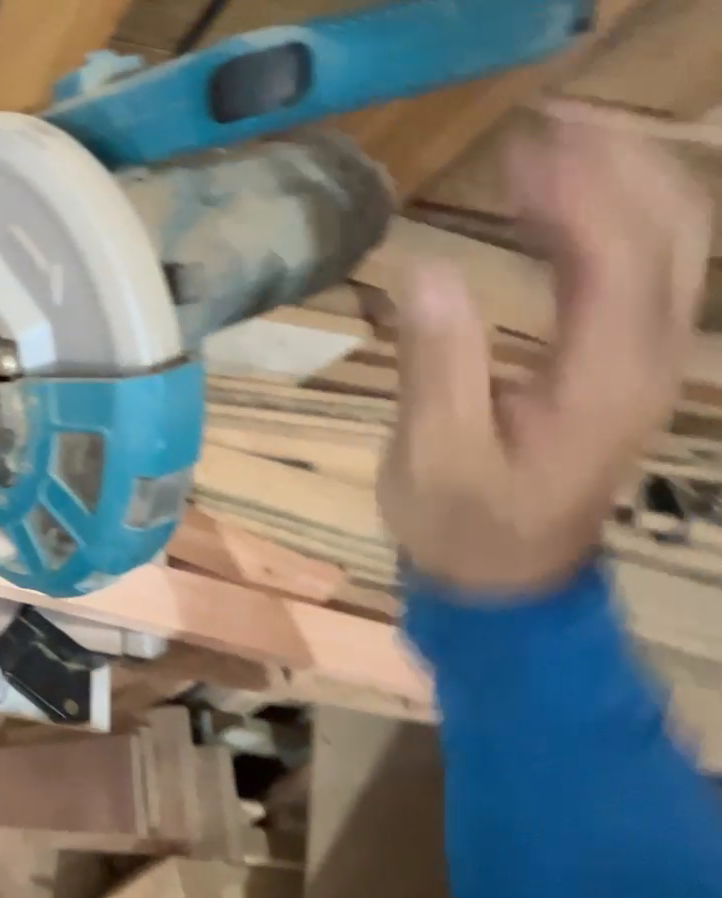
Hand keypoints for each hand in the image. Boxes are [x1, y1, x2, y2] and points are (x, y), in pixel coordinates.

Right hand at [379, 111, 712, 593]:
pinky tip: (550, 213)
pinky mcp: (618, 366)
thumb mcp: (434, 454)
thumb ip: (437, 364)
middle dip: (614, 168)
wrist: (504, 579)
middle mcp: (646, 357)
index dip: (580, 192)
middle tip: (543, 124)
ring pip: (663, 248)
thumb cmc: (461, 524)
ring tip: (546, 149)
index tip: (523, 146)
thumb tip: (423, 273)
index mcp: (605, 377)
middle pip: (667, 235)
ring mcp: (641, 360)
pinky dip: (600, 229)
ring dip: (614, 189)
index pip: (618, 257)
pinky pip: (632, 277)